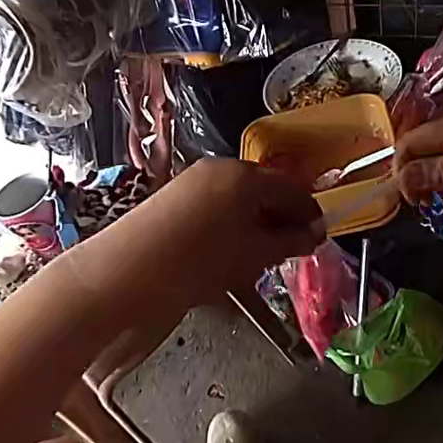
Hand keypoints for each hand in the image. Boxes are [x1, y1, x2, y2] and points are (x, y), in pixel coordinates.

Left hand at [82, 158, 324, 300]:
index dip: (310, 215)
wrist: (123, 274)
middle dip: (283, 217)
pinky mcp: (174, 194)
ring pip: (241, 196)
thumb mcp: (254, 256)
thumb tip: (312, 236)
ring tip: (262, 252)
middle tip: (293, 247)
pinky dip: (233, 220)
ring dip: (258, 220)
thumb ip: (290, 242)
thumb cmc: (198, 263)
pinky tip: (231, 247)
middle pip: (267, 189)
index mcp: (247, 176)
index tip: (319, 238)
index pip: (293, 190)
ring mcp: (195, 179)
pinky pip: (218, 202)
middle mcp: (222, 167)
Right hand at [393, 112, 442, 206]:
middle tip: (414, 204)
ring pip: (439, 153)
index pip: (413, 138)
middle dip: (410, 170)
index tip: (403, 197)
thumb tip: (402, 175)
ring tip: (425, 202)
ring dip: (427, 175)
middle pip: (423, 144)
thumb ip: (442, 169)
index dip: (399, 165)